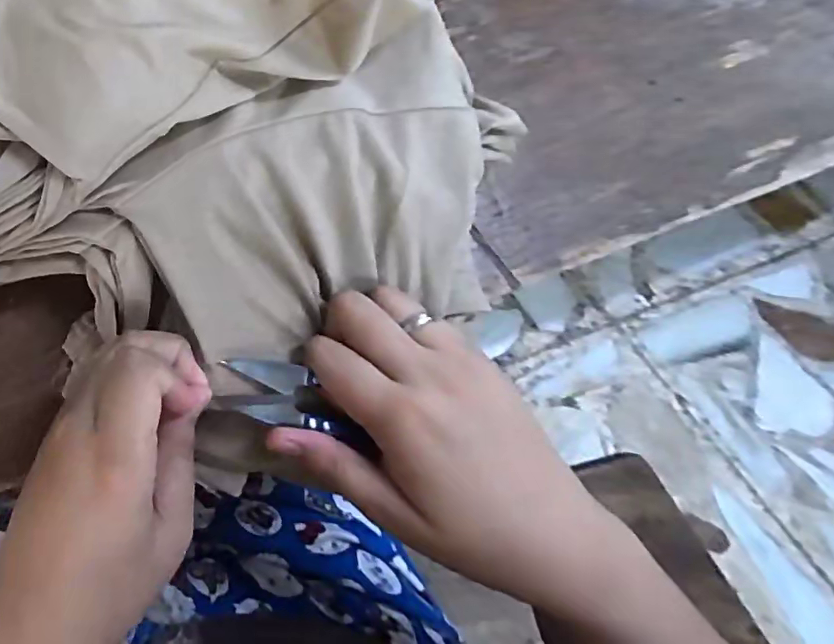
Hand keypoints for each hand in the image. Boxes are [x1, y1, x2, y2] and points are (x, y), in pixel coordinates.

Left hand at [0, 332, 211, 643]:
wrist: (34, 615)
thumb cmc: (111, 584)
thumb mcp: (169, 531)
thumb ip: (179, 455)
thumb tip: (186, 401)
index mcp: (112, 452)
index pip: (138, 367)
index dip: (176, 370)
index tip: (199, 403)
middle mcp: (79, 423)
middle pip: (120, 347)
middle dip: (166, 351)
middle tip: (193, 388)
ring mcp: (59, 422)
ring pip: (101, 354)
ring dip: (143, 357)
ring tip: (171, 394)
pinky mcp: (50, 430)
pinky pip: (89, 377)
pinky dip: (122, 371)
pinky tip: (142, 405)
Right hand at [267, 291, 717, 642]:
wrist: (562, 537)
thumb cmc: (468, 534)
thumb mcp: (394, 515)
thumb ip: (332, 465)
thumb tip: (271, 433)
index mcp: (400, 416)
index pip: (327, 353)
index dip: (311, 365)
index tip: (323, 392)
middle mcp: (427, 372)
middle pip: (353, 306)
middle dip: (334, 328)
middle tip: (345, 366)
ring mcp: (459, 357)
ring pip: (389, 296)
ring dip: (371, 317)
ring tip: (377, 356)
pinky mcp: (481, 354)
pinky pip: (427, 314)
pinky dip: (406, 325)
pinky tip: (415, 362)